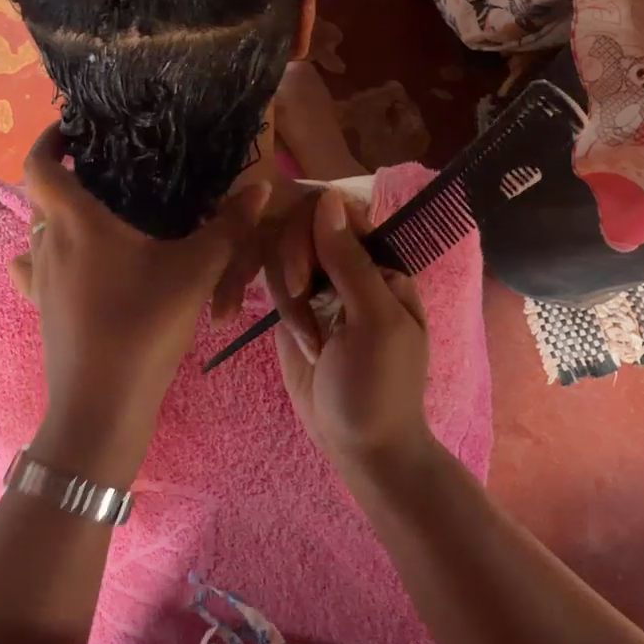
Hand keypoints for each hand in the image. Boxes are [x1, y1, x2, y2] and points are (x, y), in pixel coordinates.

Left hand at [10, 123, 269, 482]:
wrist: (103, 404)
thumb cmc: (144, 324)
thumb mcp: (196, 272)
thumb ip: (229, 227)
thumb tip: (260, 188)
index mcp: (75, 221)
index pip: (39, 164)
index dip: (50, 139)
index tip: (73, 129)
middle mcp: (47, 242)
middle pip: (41, 196)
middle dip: (67, 178)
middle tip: (107, 171)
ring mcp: (39, 279)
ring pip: (39, 232)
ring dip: (58, 217)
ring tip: (98, 216)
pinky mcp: (40, 309)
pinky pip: (36, 268)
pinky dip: (51, 256)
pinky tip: (80, 266)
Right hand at [270, 189, 432, 471]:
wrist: (359, 446)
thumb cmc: (381, 387)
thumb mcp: (375, 324)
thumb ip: (350, 261)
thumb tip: (327, 197)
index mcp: (379, 262)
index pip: (336, 213)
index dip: (309, 231)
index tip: (301, 274)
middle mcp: (346, 264)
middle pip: (301, 227)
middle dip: (291, 264)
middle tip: (298, 302)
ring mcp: (317, 284)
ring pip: (278, 252)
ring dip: (284, 296)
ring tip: (305, 342)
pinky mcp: (290, 306)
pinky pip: (268, 280)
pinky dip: (262, 300)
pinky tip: (267, 330)